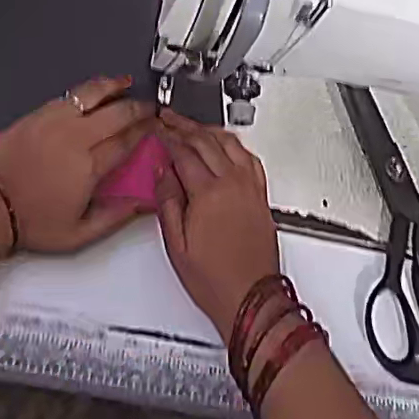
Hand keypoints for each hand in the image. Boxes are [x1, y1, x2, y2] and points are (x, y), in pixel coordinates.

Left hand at [0, 75, 155, 253]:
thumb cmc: (30, 222)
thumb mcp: (78, 234)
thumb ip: (114, 217)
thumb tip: (141, 205)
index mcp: (90, 166)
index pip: (127, 140)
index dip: (145, 130)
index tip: (154, 125)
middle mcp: (76, 138)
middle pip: (118, 112)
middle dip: (138, 107)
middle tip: (148, 107)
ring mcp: (56, 121)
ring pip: (93, 94)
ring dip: (114, 87)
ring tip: (125, 83)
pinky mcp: (38, 114)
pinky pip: (70, 95)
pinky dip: (87, 89)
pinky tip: (94, 90)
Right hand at [154, 110, 280, 331]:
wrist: (251, 299)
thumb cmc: (216, 280)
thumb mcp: (177, 244)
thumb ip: (167, 202)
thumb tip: (162, 173)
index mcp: (209, 194)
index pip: (184, 152)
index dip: (168, 137)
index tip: (157, 129)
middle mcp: (233, 184)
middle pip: (206, 141)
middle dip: (184, 126)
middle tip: (169, 119)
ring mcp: (250, 188)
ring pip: (229, 143)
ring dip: (208, 130)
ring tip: (193, 126)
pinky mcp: (261, 196)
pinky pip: (249, 158)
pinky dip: (234, 144)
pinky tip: (226, 144)